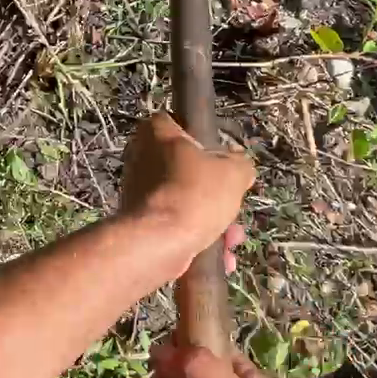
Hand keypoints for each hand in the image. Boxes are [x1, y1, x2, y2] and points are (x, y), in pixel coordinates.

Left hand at [117, 113, 254, 277]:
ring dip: (212, 219)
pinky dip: (197, 235)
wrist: (159, 239)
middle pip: (187, 167)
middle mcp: (140, 153)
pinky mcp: (140, 214)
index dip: (202, 137)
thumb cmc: (194, 194)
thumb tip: (236, 160)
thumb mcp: (233, 172)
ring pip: (185, 197)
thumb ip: (239, 162)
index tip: (221, 156)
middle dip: (216, 192)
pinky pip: (174, 219)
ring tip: (230, 239)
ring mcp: (137, 185)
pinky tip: (219, 256)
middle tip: (231, 206)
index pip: (178, 121)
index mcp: (155, 131)